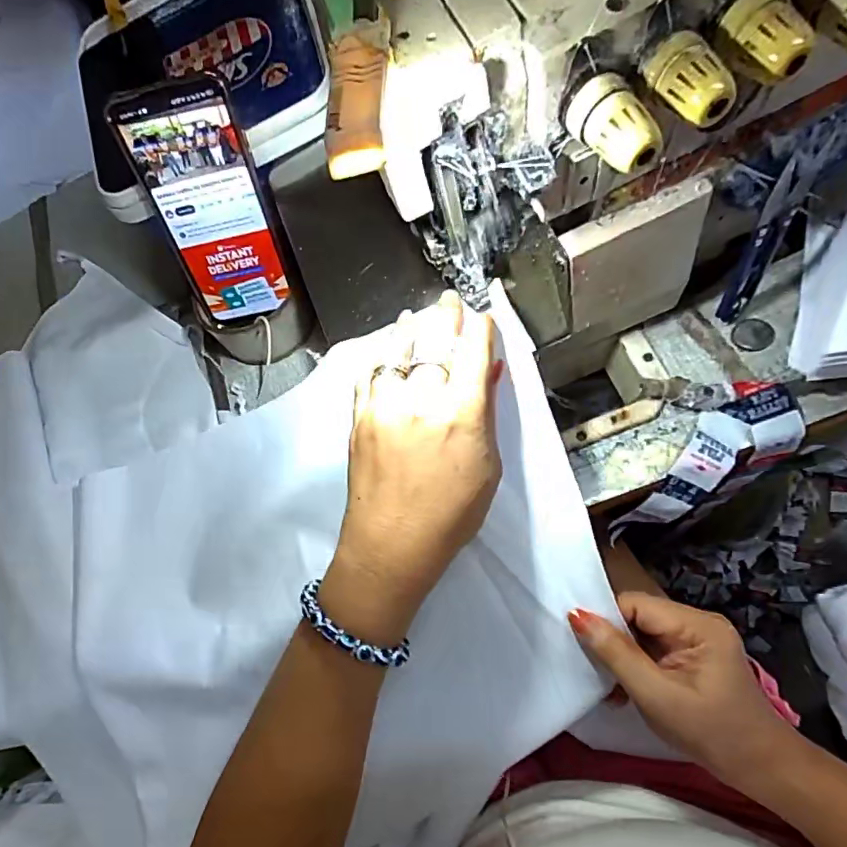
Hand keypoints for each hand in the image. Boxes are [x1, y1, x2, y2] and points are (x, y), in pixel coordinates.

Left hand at [326, 292, 502, 640]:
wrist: (391, 545)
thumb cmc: (451, 517)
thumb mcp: (487, 469)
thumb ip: (485, 416)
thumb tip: (486, 376)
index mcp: (461, 414)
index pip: (472, 352)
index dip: (480, 329)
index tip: (482, 319)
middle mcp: (421, 400)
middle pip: (435, 342)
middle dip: (446, 316)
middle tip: (450, 301)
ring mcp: (384, 406)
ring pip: (396, 352)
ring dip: (409, 330)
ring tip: (415, 317)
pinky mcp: (359, 418)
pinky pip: (369, 376)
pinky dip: (380, 358)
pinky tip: (386, 350)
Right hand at [568, 593, 807, 784]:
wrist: (759, 767)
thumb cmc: (709, 731)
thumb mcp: (655, 694)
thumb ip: (615, 653)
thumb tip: (577, 616)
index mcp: (697, 624)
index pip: (634, 604)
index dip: (606, 622)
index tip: (584, 649)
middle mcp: (699, 622)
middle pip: (638, 617)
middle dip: (613, 643)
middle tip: (597, 674)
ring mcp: (698, 640)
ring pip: (643, 634)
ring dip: (623, 658)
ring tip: (612, 688)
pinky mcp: (695, 657)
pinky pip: (654, 649)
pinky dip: (637, 667)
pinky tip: (628, 690)